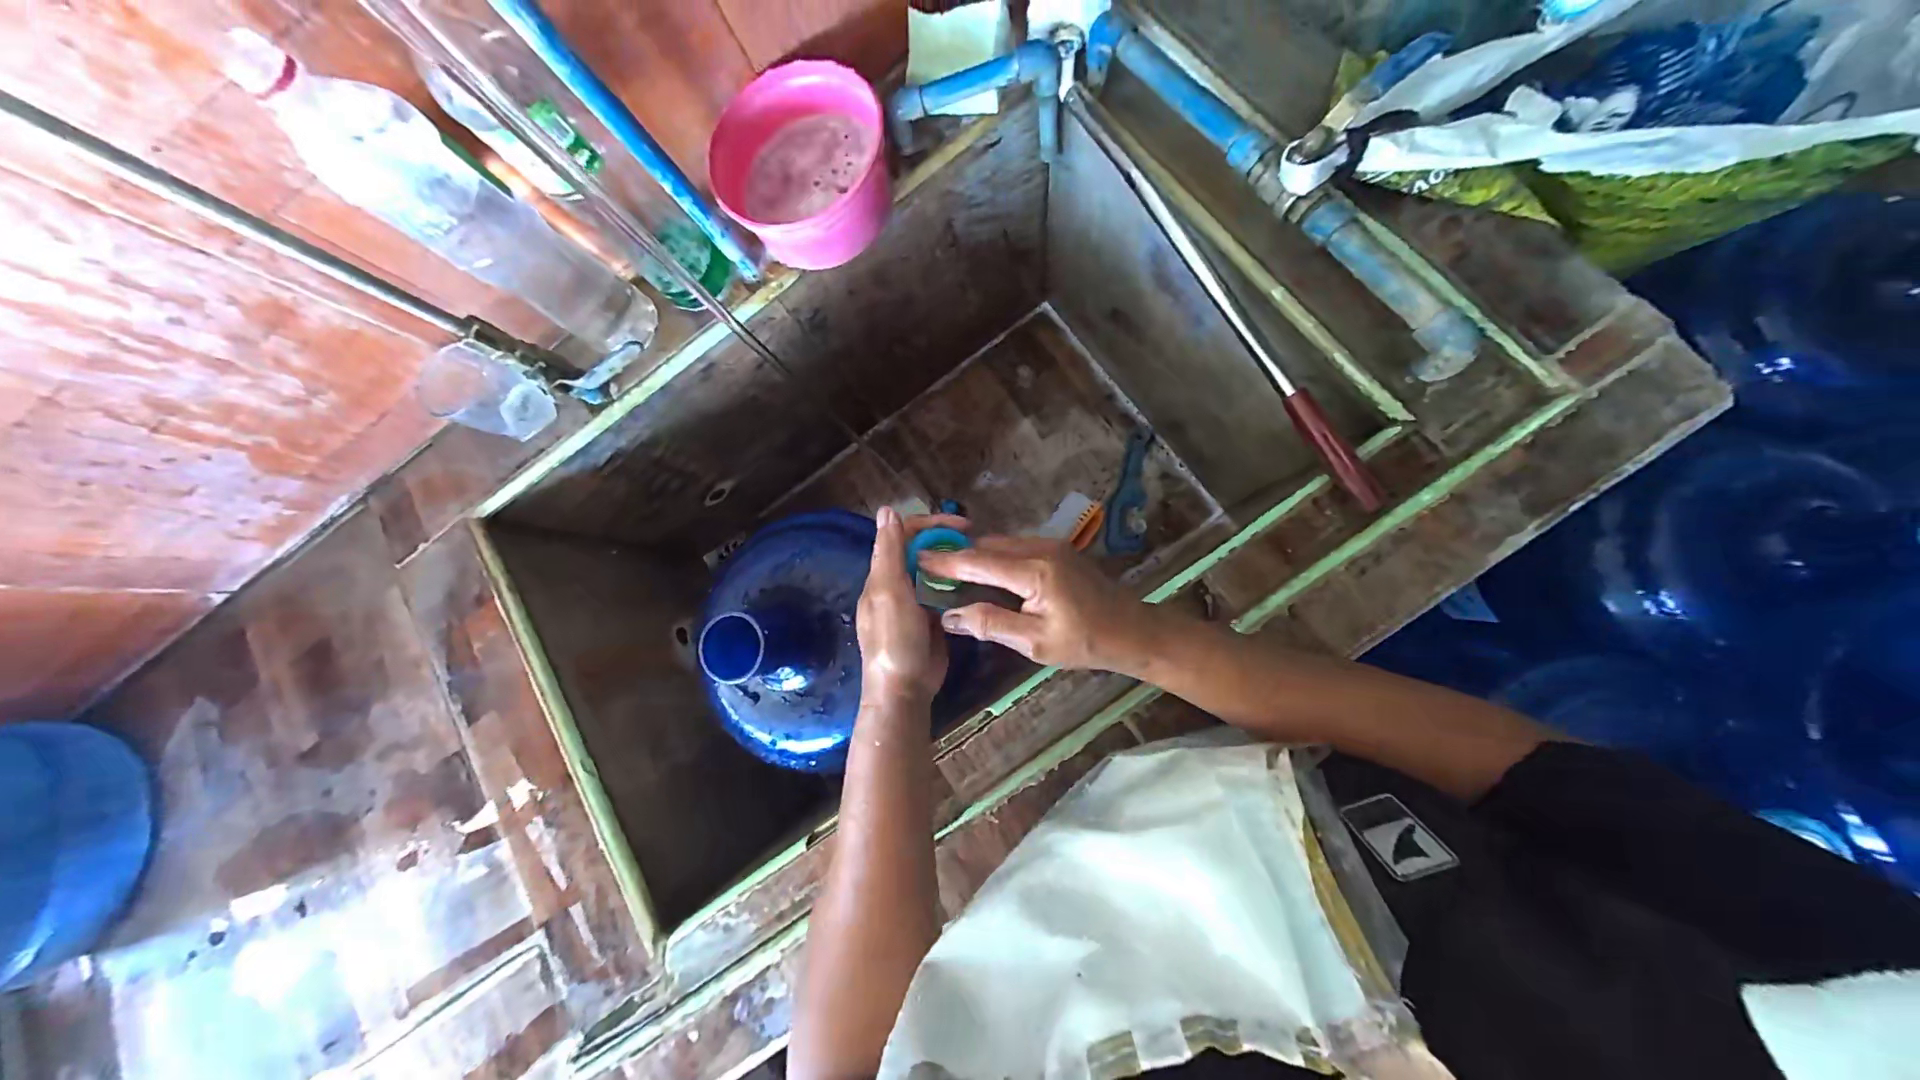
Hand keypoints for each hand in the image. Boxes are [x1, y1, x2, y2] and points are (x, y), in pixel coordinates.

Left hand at [856, 507, 964, 709]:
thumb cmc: (894, 640)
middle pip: (919, 551)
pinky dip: (957, 584)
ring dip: (952, 560)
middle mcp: (895, 585)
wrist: (904, 691)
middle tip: (976, 540)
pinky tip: (976, 583)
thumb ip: (890, 553)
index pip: (903, 535)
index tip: (961, 526)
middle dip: (944, 540)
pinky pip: (943, 593)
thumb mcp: (890, 592)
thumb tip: (887, 510)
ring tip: (980, 557)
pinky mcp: (930, 620)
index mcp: (882, 576)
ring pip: (932, 571)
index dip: (930, 525)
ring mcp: (913, 604)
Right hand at [919, 537, 1167, 674]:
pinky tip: (981, 573)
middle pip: (986, 546)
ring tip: (947, 570)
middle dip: (956, 555)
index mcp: (1034, 572)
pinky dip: (993, 557)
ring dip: (975, 555)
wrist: (1131, 630)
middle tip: (926, 568)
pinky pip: (1015, 547)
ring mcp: (1050, 546)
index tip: (916, 560)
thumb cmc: (1085, 642)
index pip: (978, 561)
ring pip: (1000, 544)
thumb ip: (990, 624)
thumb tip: (949, 616)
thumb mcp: (1035, 642)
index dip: (945, 562)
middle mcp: (1039, 549)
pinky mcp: (1056, 550)